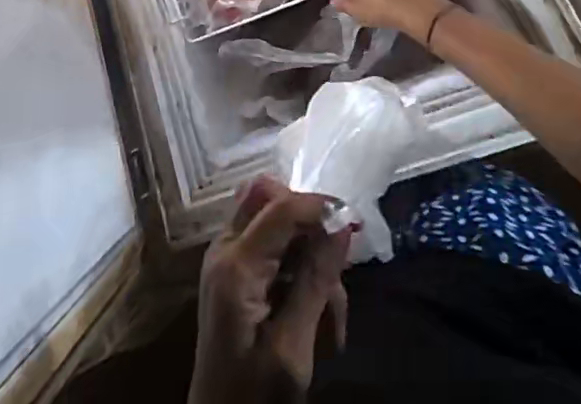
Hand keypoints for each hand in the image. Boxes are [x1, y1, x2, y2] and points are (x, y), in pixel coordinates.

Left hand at [190, 177, 350, 403]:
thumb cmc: (254, 397)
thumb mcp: (292, 348)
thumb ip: (316, 281)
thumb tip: (343, 223)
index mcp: (235, 265)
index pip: (281, 206)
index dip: (320, 205)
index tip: (356, 224)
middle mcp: (225, 249)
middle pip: (268, 196)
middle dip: (308, 218)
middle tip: (337, 256)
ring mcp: (226, 259)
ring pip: (274, 220)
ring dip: (308, 249)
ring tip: (332, 308)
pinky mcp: (234, 273)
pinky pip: (271, 245)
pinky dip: (298, 265)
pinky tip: (318, 310)